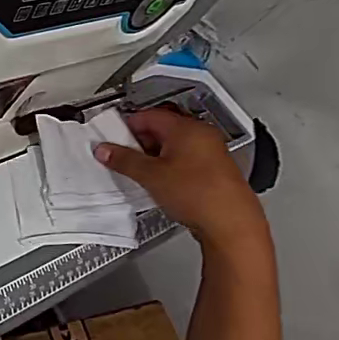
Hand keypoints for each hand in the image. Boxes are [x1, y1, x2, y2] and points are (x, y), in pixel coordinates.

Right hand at [95, 107, 270, 253]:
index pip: (149, 115)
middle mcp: (202, 135)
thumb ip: (123, 160)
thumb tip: (107, 150)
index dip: (127, 126)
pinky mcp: (214, 171)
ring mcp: (211, 153)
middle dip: (139, 142)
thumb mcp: (150, 175)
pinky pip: (185, 161)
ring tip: (142, 174)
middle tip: (123, 156)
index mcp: (186, 128)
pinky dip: (170, 167)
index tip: (113, 138)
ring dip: (154, 157)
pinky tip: (162, 184)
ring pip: (174, 146)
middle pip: (162, 129)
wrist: (231, 224)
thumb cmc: (201, 195)